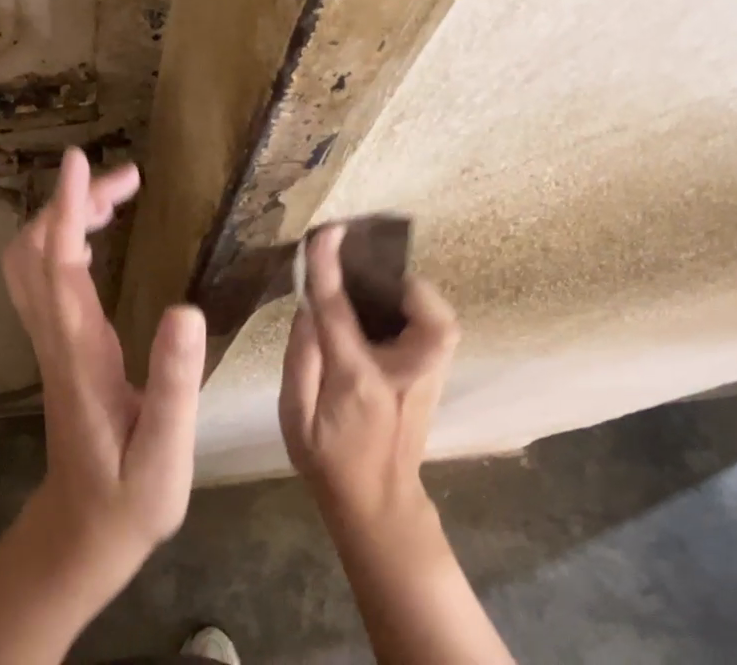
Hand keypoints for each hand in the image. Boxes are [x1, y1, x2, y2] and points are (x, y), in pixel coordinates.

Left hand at [0, 149, 206, 664]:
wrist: (81, 532)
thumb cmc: (128, 499)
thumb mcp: (165, 452)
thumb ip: (174, 384)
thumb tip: (186, 309)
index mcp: (80, 354)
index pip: (59, 267)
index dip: (67, 211)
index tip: (80, 162)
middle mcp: (56, 338)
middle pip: (34, 250)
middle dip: (69, 202)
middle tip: (125, 180)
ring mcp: (51, 342)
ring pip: (31, 262)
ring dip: (63, 218)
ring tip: (117, 196)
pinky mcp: (58, 347)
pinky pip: (43, 278)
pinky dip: (63, 241)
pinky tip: (100, 237)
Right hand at [279, 225, 459, 520]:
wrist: (377, 502)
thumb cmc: (327, 460)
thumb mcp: (294, 414)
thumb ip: (300, 357)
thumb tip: (308, 307)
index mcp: (357, 381)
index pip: (340, 313)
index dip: (329, 270)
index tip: (325, 234)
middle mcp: (404, 374)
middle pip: (427, 316)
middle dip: (403, 282)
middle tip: (369, 266)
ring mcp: (428, 378)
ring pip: (442, 321)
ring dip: (413, 295)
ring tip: (376, 287)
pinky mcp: (435, 379)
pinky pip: (436, 331)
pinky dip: (418, 311)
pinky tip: (387, 312)